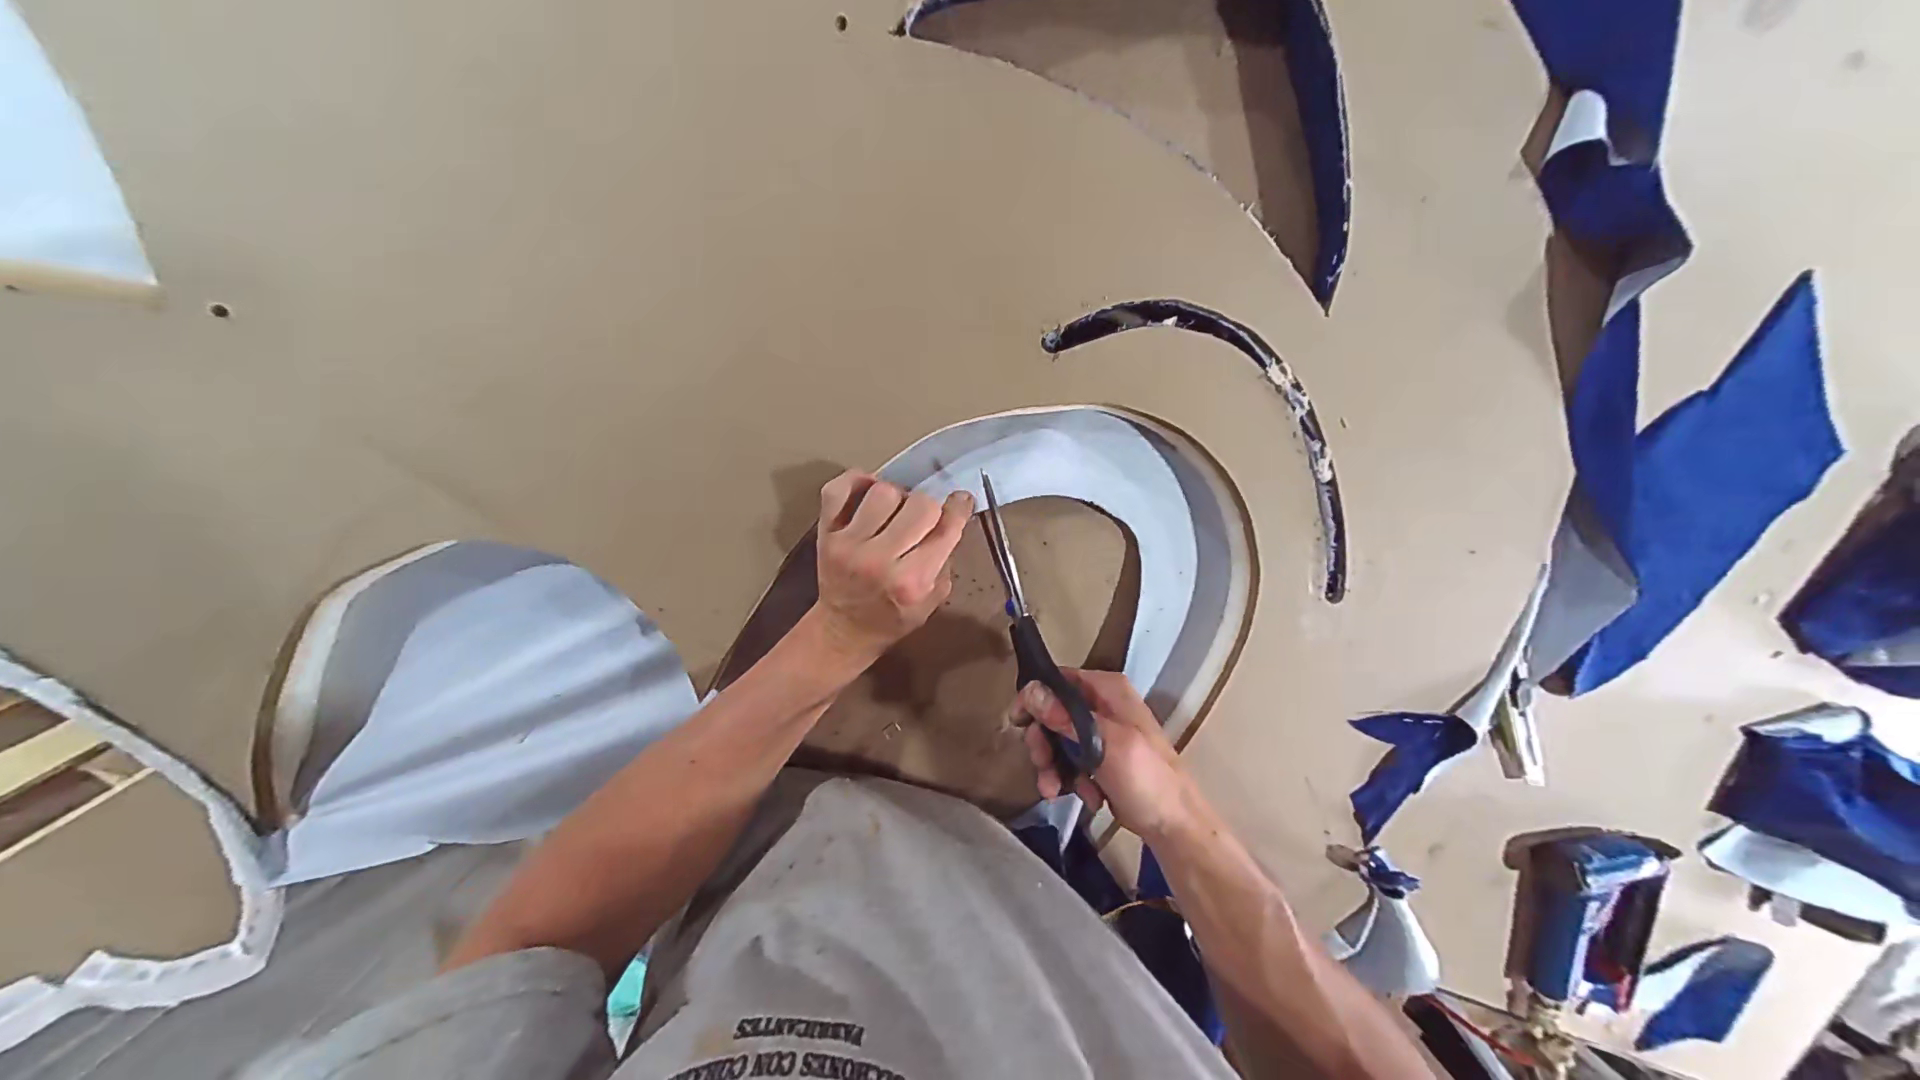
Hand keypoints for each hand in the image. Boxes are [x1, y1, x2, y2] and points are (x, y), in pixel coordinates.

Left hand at [810, 470, 971, 665]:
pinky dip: (857, 481)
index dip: (958, 507)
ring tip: (895, 511)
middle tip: (922, 519)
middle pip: (920, 504)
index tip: (960, 500)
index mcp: (912, 581)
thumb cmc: (893, 617)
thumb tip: (952, 517)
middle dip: (928, 508)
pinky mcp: (827, 533)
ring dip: (896, 497)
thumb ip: (944, 559)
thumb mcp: (932, 600)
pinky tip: (870, 492)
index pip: (946, 529)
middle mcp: (880, 560)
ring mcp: (849, 544)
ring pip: (884, 491)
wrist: (845, 630)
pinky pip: (839, 489)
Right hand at [1009, 669, 1199, 842]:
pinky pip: (1071, 761)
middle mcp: (1103, 705)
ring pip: (1058, 739)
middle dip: (1044, 742)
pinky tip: (1085, 796)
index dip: (1035, 698)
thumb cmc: (1147, 778)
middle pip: (1053, 712)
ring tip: (1055, 790)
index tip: (1018, 722)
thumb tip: (1032, 691)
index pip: (1059, 679)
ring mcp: (1102, 733)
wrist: (1174, 825)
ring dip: (1053, 766)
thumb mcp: (1105, 744)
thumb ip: (1067, 718)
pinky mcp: (1100, 759)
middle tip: (1041, 763)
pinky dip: (1070, 779)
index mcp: (1108, 689)